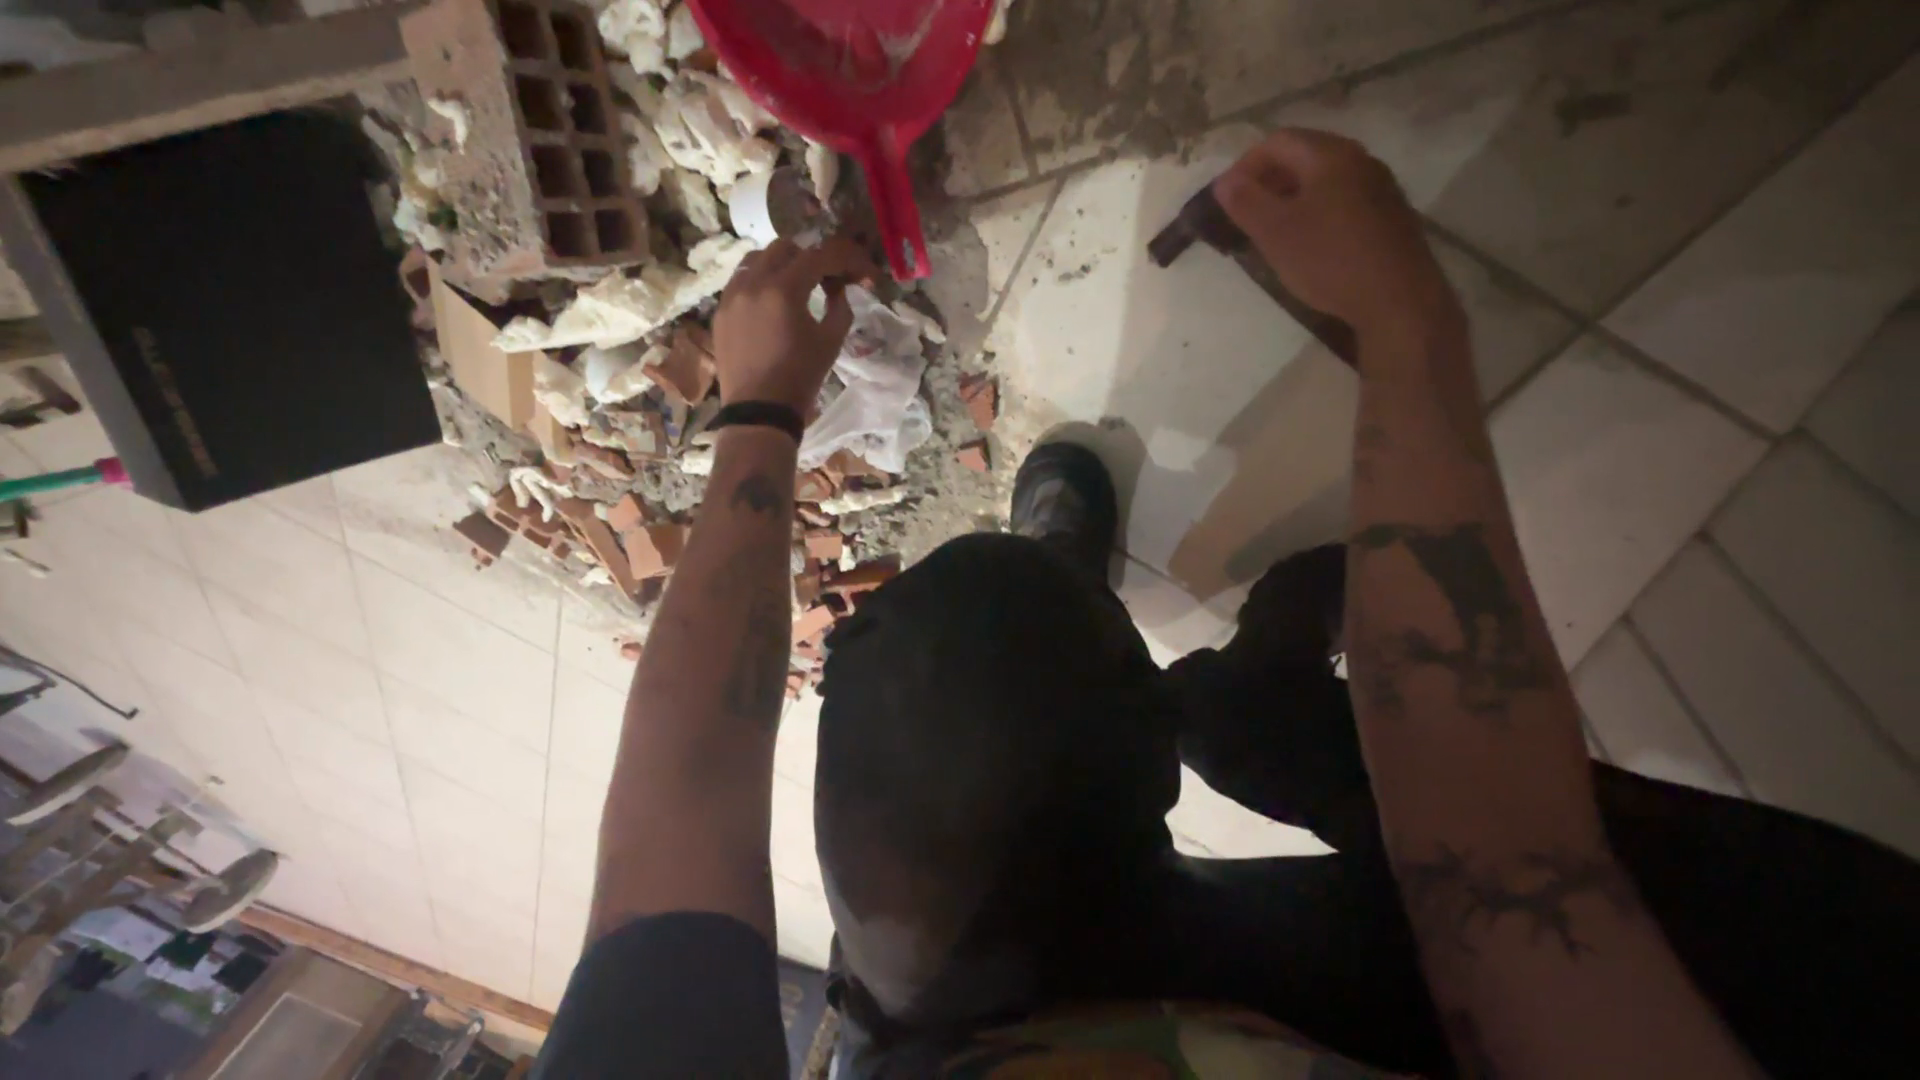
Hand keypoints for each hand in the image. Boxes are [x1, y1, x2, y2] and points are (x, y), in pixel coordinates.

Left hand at [711, 235, 877, 413]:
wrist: (759, 410)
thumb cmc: (801, 377)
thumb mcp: (831, 342)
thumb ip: (840, 306)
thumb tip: (837, 289)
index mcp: (784, 290)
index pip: (819, 255)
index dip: (844, 258)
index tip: (857, 271)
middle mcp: (753, 283)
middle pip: (785, 248)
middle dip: (811, 257)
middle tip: (826, 279)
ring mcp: (731, 295)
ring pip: (757, 259)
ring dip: (781, 264)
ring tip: (795, 286)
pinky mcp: (720, 311)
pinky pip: (740, 281)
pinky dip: (759, 281)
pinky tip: (770, 303)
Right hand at [1214, 129, 1459, 336]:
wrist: (1397, 297)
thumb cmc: (1329, 259)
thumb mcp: (1275, 232)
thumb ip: (1245, 202)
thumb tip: (1225, 181)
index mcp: (1329, 155)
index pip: (1277, 141)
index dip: (1244, 165)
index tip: (1225, 197)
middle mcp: (1359, 159)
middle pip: (1303, 156)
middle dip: (1267, 180)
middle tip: (1245, 213)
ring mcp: (1379, 186)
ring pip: (1324, 179)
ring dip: (1292, 197)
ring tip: (1272, 230)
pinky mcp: (1389, 214)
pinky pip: (1342, 200)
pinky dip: (1316, 211)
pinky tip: (1308, 243)